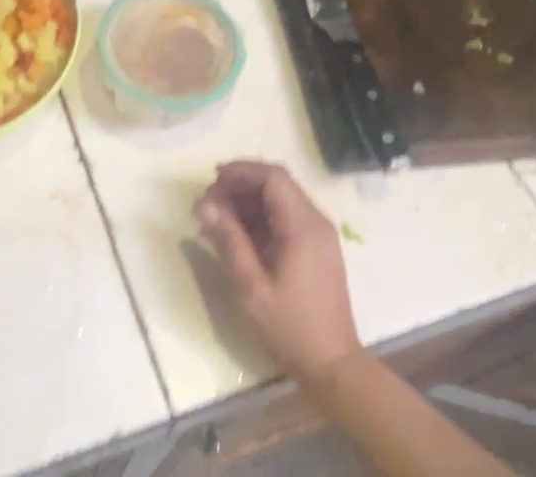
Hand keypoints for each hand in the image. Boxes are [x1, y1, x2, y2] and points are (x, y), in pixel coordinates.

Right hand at [194, 160, 360, 379]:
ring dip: (247, 202)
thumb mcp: (250, 286)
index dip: (241, 171)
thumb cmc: (290, 326)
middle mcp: (316, 222)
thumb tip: (203, 204)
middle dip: (239, 186)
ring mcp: (318, 235)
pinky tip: (235, 234)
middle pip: (276, 184)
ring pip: (279, 200)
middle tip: (208, 205)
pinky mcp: (315, 248)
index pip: (273, 177)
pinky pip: (285, 218)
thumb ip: (228, 240)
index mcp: (304, 227)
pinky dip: (259, 218)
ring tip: (215, 219)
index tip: (211, 181)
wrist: (332, 364)